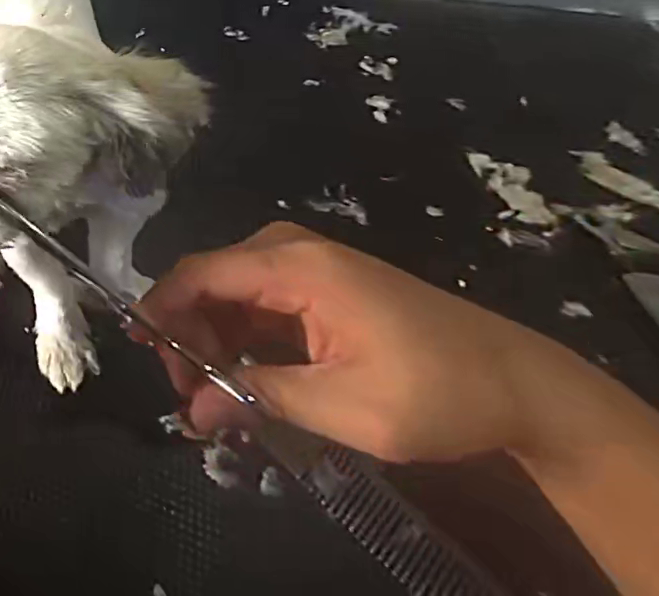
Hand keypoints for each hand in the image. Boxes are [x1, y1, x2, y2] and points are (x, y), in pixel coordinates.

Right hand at [138, 222, 582, 462]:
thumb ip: (260, 398)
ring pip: (226, 292)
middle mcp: (288, 248)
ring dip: (209, 340)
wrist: (518, 383)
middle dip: (186, 334)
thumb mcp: (345, 406)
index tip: (140, 352)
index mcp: (295, 265)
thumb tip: (193, 411)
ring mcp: (301, 262)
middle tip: (189, 397)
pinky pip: (252, 300)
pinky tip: (242, 377)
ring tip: (215, 396)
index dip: (161, 308)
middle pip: (208, 281)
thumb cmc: (438, 392)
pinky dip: (237, 336)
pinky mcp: (312, 281)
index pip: (200, 273)